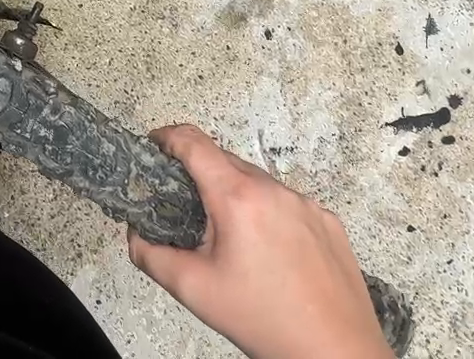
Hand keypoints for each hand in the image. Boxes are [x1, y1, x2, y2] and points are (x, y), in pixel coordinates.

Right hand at [128, 125, 391, 358]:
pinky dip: (267, 212)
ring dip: (234, 193)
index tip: (153, 147)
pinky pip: (286, 202)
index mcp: (238, 198)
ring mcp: (307, 205)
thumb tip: (135, 236)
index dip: (167, 137)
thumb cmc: (265, 321)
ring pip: (256, 181)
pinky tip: (269, 250)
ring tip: (229, 235)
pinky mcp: (330, 223)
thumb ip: (150, 255)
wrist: (338, 358)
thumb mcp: (193, 289)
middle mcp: (274, 191)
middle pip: (223, 160)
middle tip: (185, 206)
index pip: (193, 142)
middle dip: (198, 173)